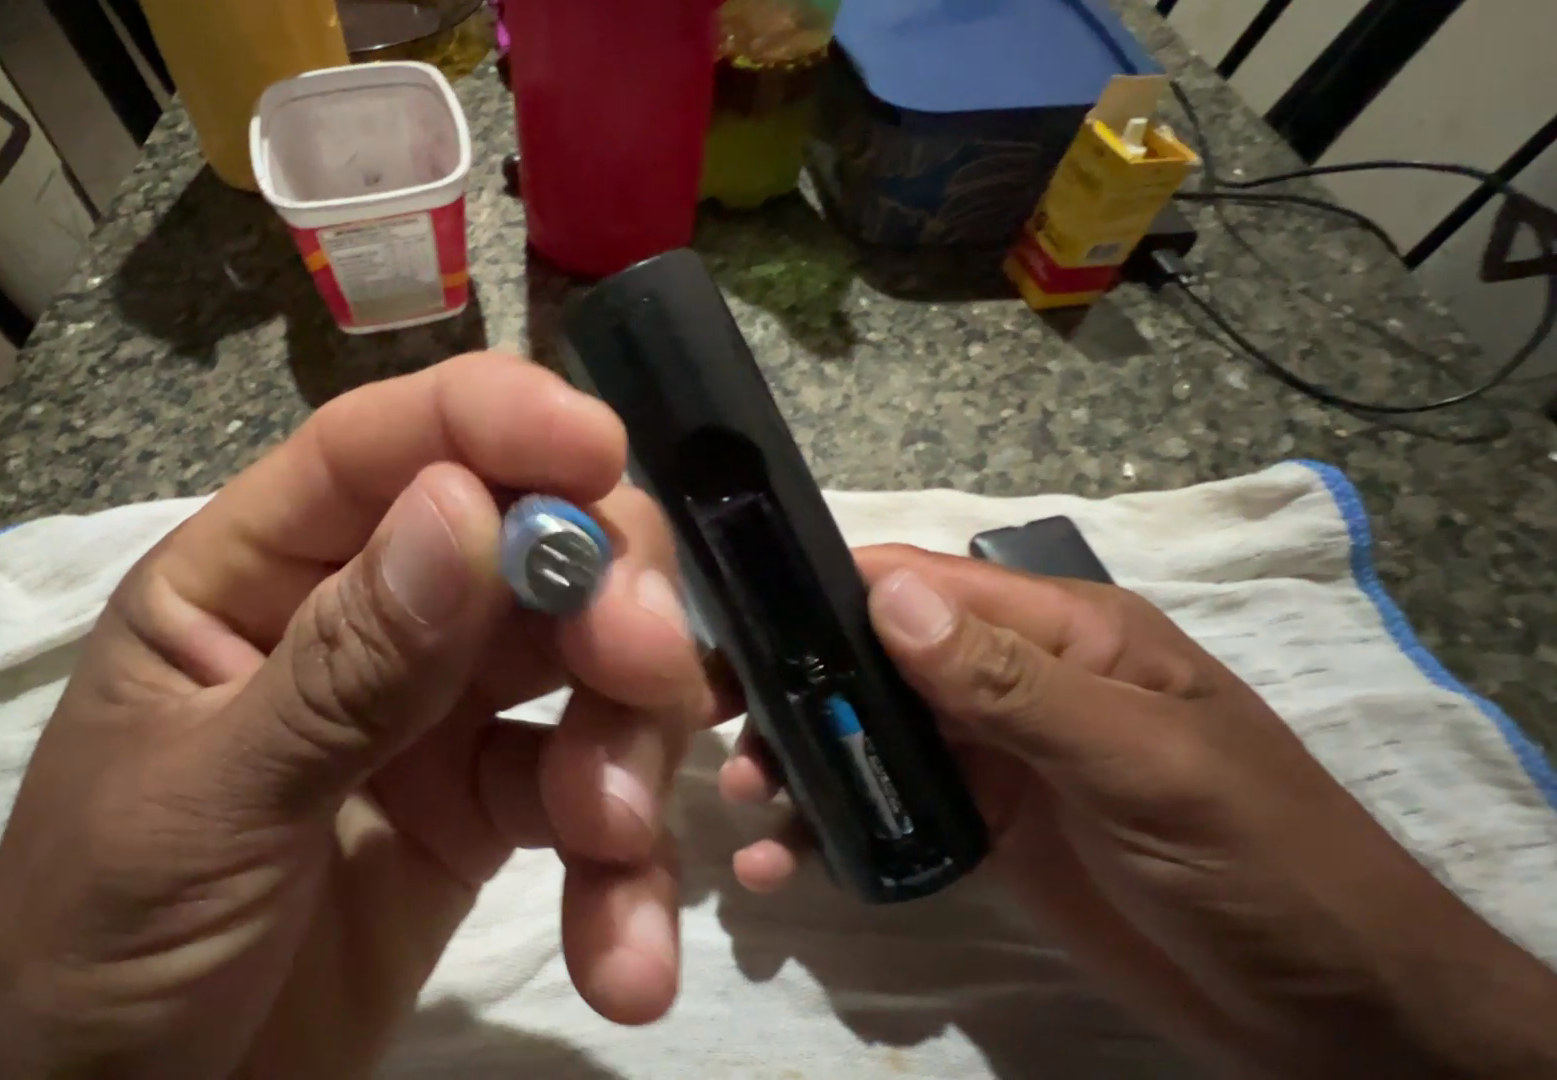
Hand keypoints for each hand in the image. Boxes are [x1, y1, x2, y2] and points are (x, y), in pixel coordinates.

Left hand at [0, 353, 720, 1077]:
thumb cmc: (98, 952)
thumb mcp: (206, 807)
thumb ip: (340, 668)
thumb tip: (464, 510)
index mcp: (260, 576)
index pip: (383, 448)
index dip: (494, 422)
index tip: (599, 448)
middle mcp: (368, 617)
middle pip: (523, 541)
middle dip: (602, 593)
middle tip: (644, 668)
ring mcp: (440, 709)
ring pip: (582, 663)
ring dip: (628, 741)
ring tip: (617, 842)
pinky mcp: (490, 805)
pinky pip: (586, 797)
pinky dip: (624, 870)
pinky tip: (626, 962)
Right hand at [721, 546, 1556, 1078]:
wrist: (1327, 1015)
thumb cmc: (1257, 858)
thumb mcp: (1142, 761)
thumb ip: (1013, 682)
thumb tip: (889, 601)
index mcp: (1052, 629)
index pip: (918, 582)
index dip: (826, 591)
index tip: (738, 621)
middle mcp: (1004, 678)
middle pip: (872, 659)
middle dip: (793, 687)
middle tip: (718, 722)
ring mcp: (985, 753)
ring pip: (866, 734)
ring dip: (800, 760)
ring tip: (745, 800)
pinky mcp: (974, 822)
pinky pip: (885, 808)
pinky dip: (832, 828)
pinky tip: (785, 859)